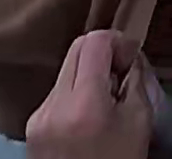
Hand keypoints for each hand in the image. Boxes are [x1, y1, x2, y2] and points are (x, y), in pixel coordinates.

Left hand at [26, 30, 151, 157]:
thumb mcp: (139, 119)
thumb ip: (136, 78)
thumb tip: (130, 57)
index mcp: (82, 102)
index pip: (94, 41)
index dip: (118, 41)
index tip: (130, 61)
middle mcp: (51, 107)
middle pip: (77, 48)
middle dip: (103, 52)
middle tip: (120, 73)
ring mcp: (36, 120)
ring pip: (66, 69)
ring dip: (89, 71)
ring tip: (106, 98)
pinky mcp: (31, 131)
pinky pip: (57, 91)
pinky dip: (77, 91)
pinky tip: (89, 115)